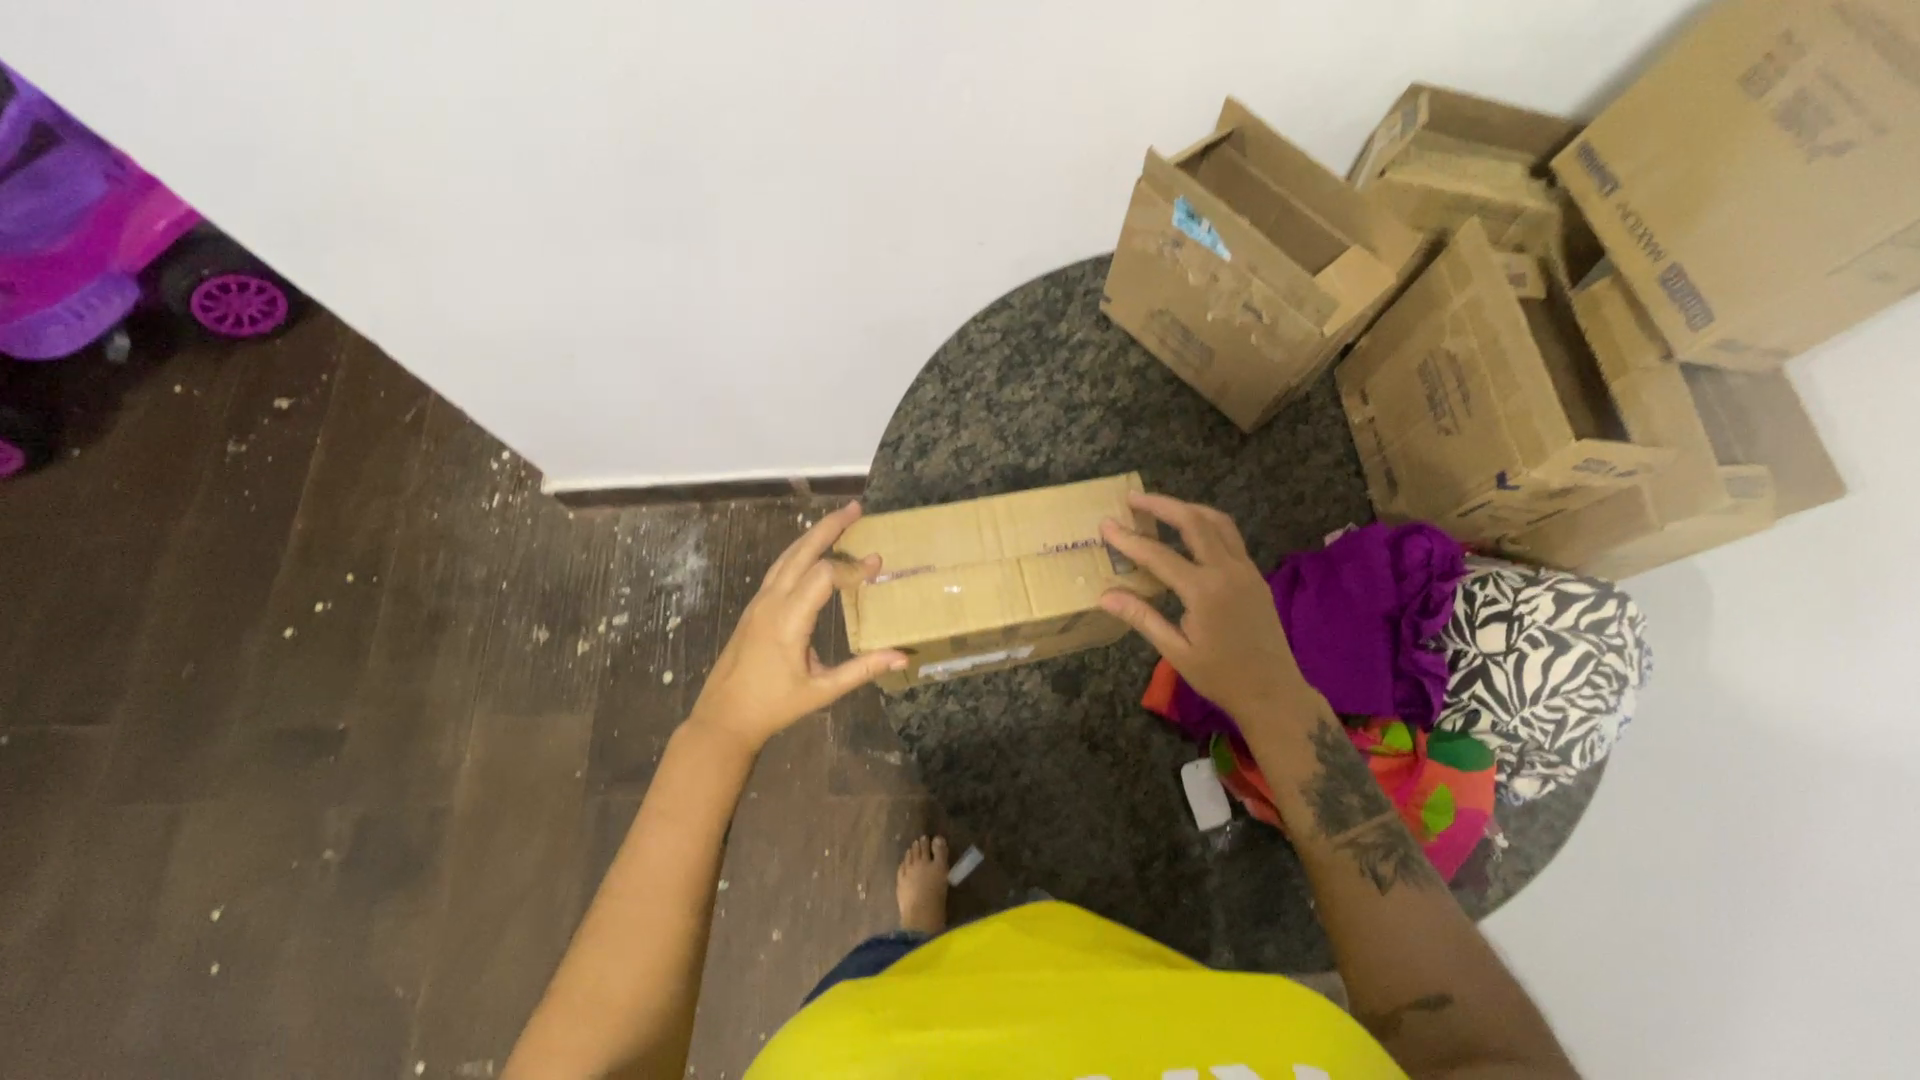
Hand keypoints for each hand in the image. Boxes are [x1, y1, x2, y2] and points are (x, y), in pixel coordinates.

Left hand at [686, 502, 906, 751]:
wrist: (725, 717)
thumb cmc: (774, 706)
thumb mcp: (822, 691)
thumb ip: (862, 670)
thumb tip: (902, 656)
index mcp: (788, 620)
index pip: (824, 577)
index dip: (852, 568)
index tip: (878, 566)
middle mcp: (771, 602)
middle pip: (801, 552)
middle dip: (829, 527)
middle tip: (856, 508)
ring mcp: (759, 602)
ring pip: (786, 556)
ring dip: (812, 536)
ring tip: (839, 521)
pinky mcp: (754, 608)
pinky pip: (778, 569)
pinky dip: (800, 552)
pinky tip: (813, 551)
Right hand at [1099, 493, 1312, 725]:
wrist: (1273, 692)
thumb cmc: (1220, 677)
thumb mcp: (1175, 651)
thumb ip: (1141, 617)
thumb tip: (1105, 596)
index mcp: (1204, 591)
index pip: (1158, 555)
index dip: (1128, 539)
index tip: (1106, 524)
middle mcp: (1228, 571)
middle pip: (1193, 522)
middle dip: (1161, 505)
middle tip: (1133, 499)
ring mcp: (1246, 570)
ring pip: (1218, 522)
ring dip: (1188, 509)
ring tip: (1161, 506)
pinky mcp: (1255, 576)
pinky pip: (1231, 537)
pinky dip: (1208, 524)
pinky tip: (1191, 531)